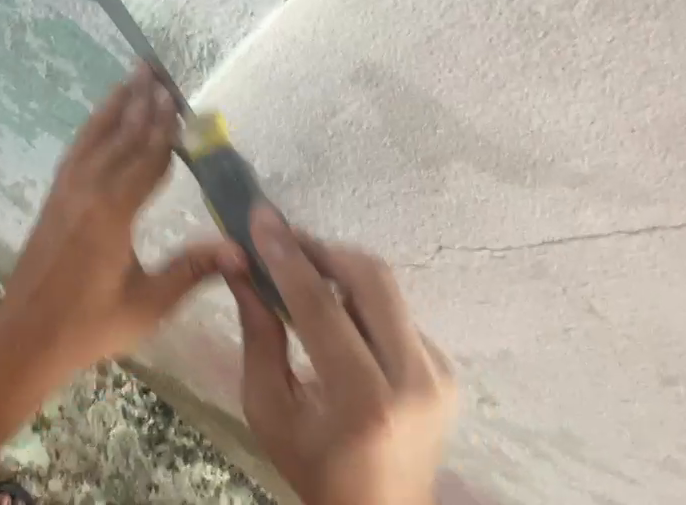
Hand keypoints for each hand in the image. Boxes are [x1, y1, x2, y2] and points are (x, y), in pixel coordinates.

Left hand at [0, 67, 242, 374]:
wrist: (26, 334)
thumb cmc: (90, 324)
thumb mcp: (148, 303)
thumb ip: (192, 270)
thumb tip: (242, 250)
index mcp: (113, 211)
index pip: (147, 159)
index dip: (165, 128)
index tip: (179, 98)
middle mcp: (88, 189)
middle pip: (121, 136)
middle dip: (141, 102)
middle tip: (157, 70)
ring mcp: (66, 189)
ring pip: (95, 135)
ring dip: (115, 105)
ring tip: (132, 76)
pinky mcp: (55, 195)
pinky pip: (78, 149)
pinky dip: (93, 127)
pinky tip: (102, 119)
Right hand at [231, 210, 455, 504]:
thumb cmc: (313, 468)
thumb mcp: (269, 408)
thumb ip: (258, 333)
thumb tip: (239, 266)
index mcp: (363, 401)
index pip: (321, 306)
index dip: (287, 256)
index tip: (260, 218)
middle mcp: (414, 381)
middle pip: (371, 280)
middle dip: (322, 250)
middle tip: (282, 240)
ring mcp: (439, 374)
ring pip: (387, 290)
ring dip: (339, 270)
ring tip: (301, 272)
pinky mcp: (446, 369)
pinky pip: (396, 313)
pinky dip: (358, 301)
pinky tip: (334, 314)